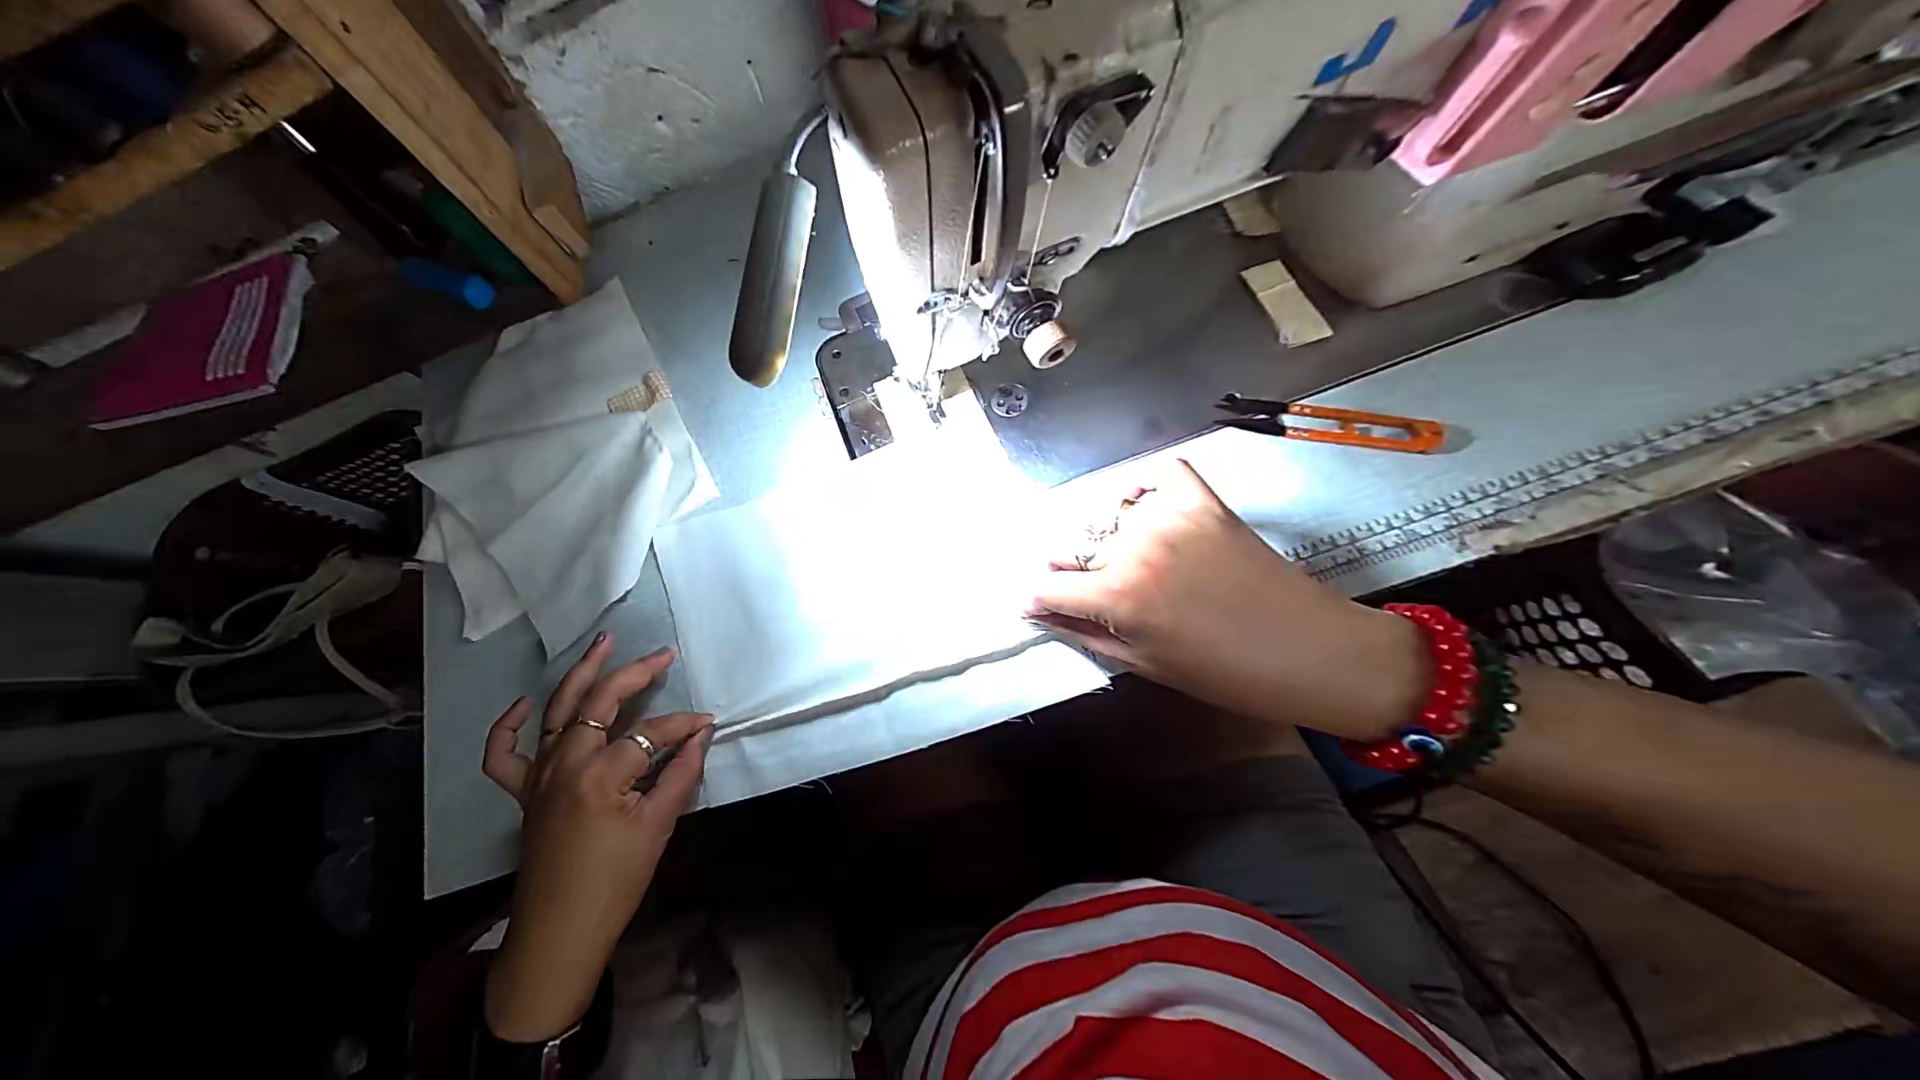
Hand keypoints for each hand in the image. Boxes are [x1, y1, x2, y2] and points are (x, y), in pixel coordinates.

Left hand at [479, 633, 714, 1041]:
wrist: (560, 931)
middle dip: (636, 673)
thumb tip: (701, 736)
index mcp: (600, 775)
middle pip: (600, 701)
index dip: (684, 724)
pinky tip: (526, 705)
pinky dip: (509, 726)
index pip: (652, 732)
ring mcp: (539, 776)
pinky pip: (504, 755)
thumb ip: (681, 774)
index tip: (709, 722)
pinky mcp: (523, 792)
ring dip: (580, 674)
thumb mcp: (659, 827)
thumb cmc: (616, 882)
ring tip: (603, 643)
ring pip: (556, 711)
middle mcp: (565, 764)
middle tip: (663, 655)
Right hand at [1029, 459, 1426, 740]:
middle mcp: (1137, 550)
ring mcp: (1172, 520)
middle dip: (1071, 569)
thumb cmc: (1227, 674)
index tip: (1040, 602)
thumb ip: (1085, 634)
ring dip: (1110, 535)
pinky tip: (1147, 506)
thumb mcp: (1144, 665)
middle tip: (1092, 588)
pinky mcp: (1205, 503)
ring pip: (1112, 513)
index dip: (1040, 598)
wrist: (1310, 652)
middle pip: (1074, 545)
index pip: (1049, 585)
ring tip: (1131, 558)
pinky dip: (1148, 486)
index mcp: (1119, 597)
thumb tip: (1044, 615)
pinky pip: (1161, 474)